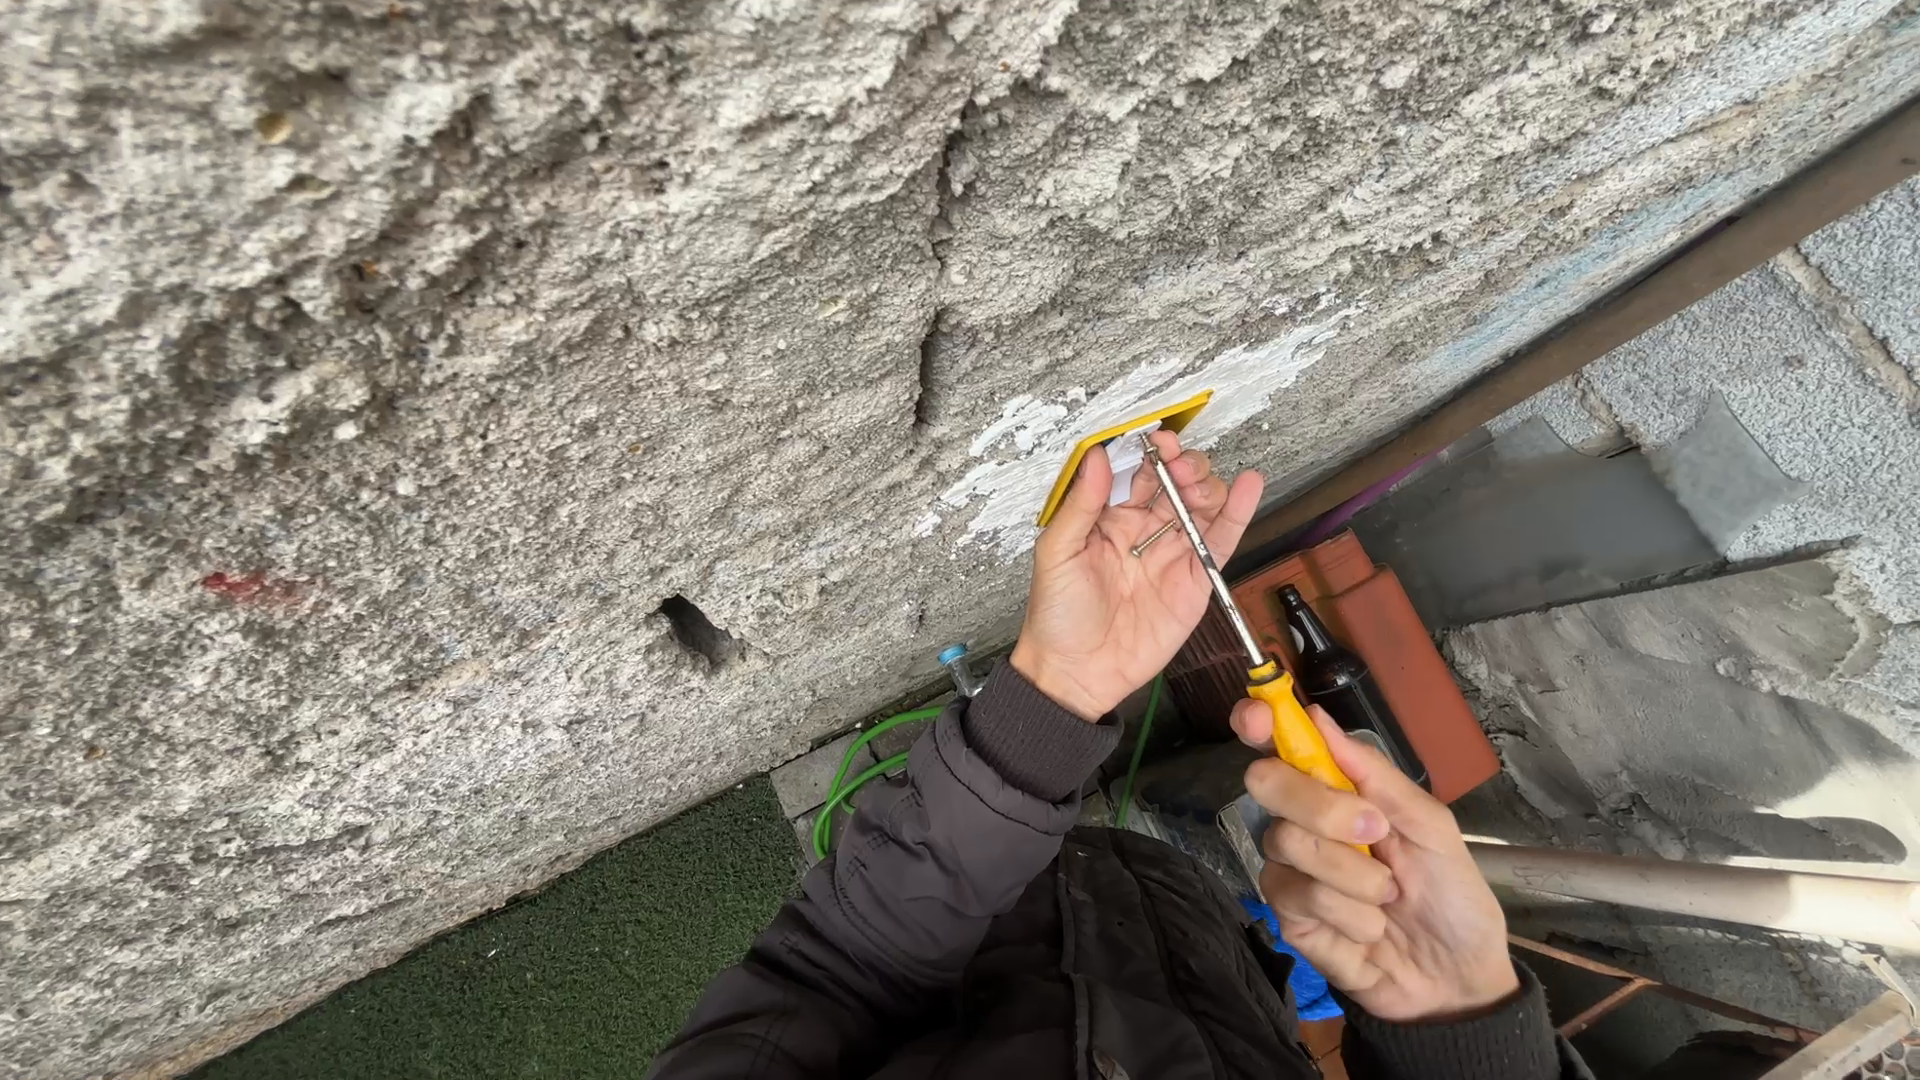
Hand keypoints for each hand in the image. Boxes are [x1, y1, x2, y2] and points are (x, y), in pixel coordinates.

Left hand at [1010, 430, 1262, 720]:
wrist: (1077, 672)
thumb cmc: (1057, 616)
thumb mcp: (1057, 553)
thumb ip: (1080, 505)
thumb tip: (1095, 457)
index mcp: (1106, 520)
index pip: (1133, 473)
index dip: (1147, 453)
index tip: (1155, 440)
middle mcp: (1142, 531)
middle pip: (1173, 484)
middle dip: (1180, 466)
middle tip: (1178, 465)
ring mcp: (1171, 554)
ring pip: (1200, 505)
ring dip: (1206, 485)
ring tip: (1198, 484)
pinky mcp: (1195, 580)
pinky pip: (1221, 541)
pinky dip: (1238, 513)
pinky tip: (1248, 486)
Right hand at [1233, 701, 1518, 1021]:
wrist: (1461, 979)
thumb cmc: (1449, 894)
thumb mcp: (1432, 827)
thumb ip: (1375, 774)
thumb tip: (1317, 717)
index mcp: (1328, 788)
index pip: (1272, 742)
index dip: (1255, 721)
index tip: (1257, 718)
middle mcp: (1295, 818)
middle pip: (1265, 781)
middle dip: (1321, 805)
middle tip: (1374, 829)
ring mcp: (1286, 865)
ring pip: (1289, 841)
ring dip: (1355, 873)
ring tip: (1388, 896)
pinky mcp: (1285, 914)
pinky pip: (1302, 895)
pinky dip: (1352, 914)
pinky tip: (1371, 928)